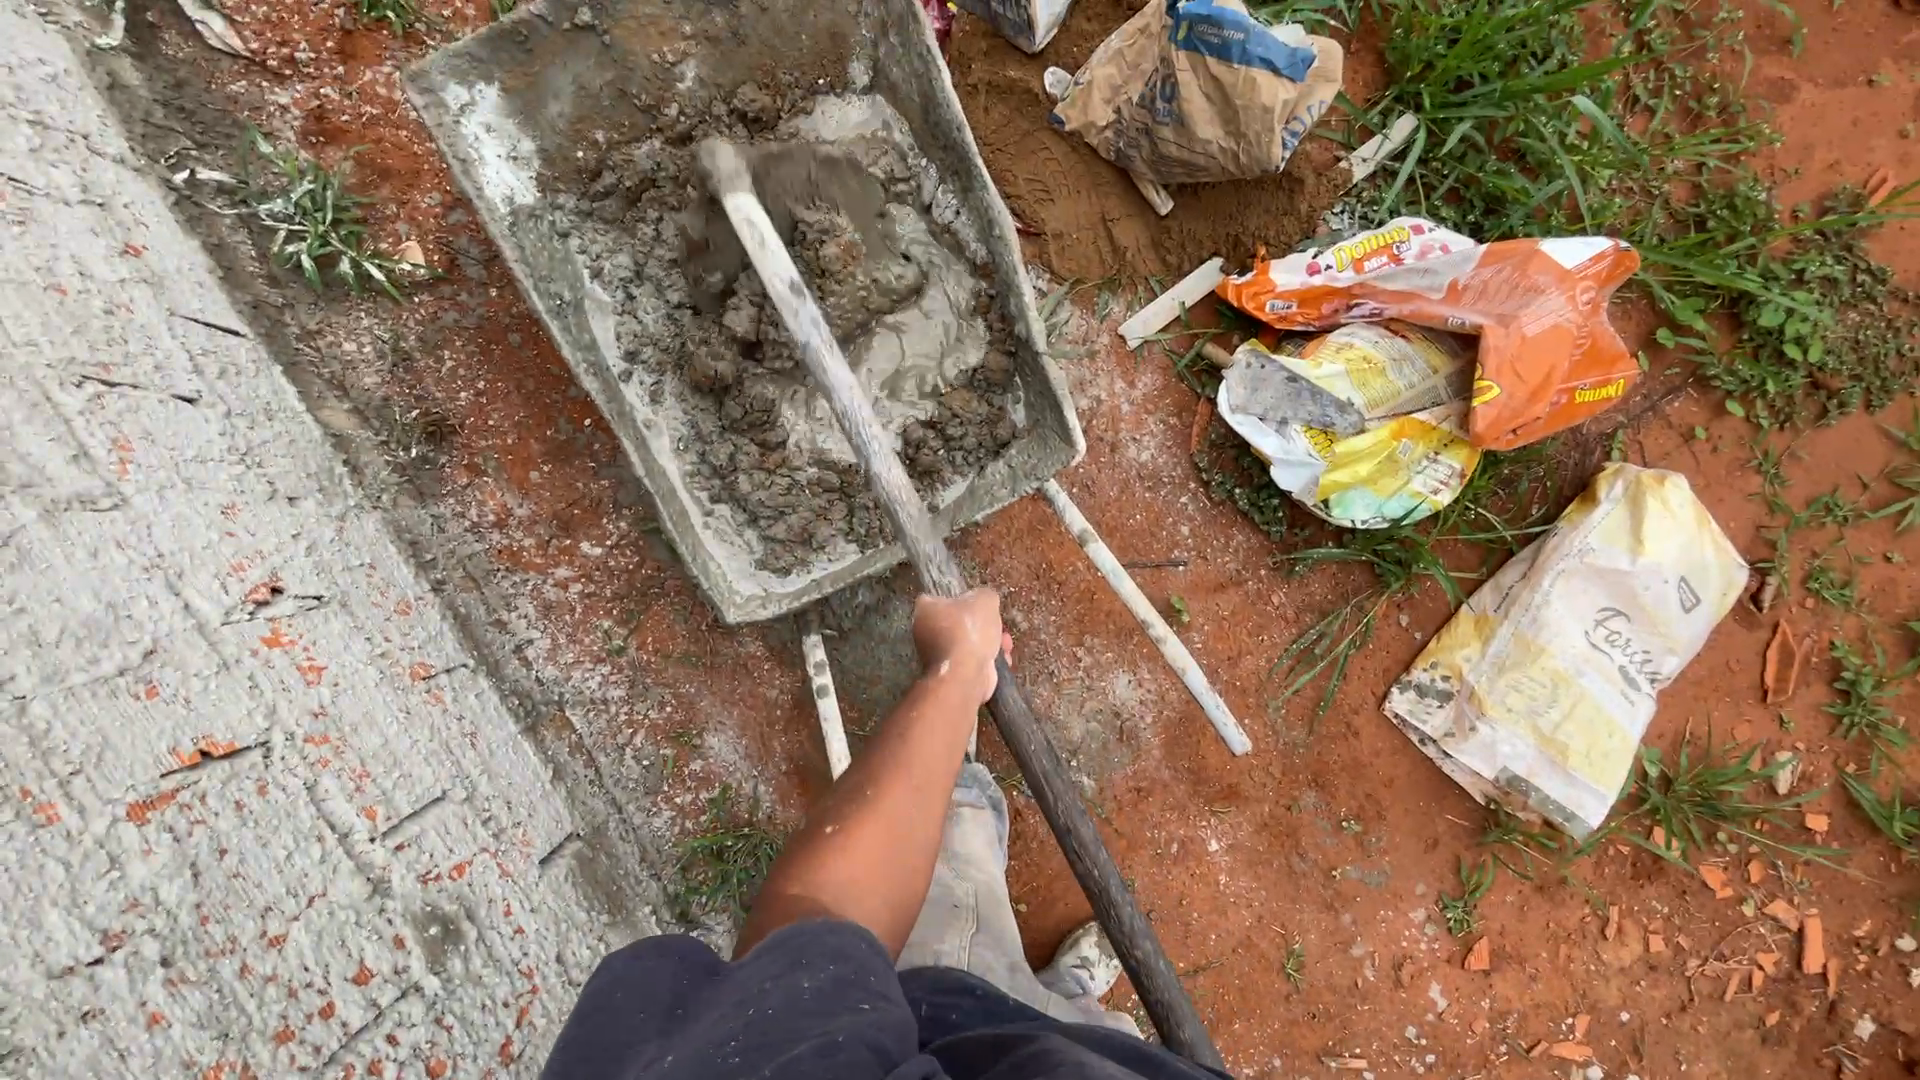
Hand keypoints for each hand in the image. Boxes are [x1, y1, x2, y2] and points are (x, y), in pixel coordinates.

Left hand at [912, 589, 1006, 705]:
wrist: (966, 675)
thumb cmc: (969, 631)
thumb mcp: (985, 600)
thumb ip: (984, 595)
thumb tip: (985, 600)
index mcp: (925, 610)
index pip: (936, 598)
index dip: (958, 598)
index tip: (975, 603)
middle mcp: (924, 633)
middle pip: (957, 622)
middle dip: (981, 624)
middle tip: (995, 624)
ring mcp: (936, 656)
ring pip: (967, 643)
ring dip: (988, 642)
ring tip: (1004, 643)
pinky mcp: (950, 674)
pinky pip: (971, 661)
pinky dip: (986, 660)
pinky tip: (1001, 660)